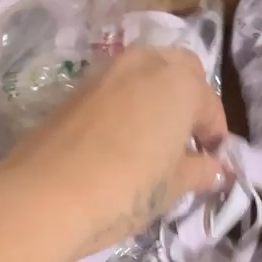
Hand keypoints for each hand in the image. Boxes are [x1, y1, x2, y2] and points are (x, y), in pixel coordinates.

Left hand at [0, 46, 229, 256]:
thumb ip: (199, 173)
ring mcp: (105, 74)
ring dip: (153, 104)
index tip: (212, 162)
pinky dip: (124, 112)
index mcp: (179, 83)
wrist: (46, 197)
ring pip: (142, 79)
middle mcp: (144, 64)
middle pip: (178, 73)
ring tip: (151, 148)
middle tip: (184, 145)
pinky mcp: (74, 93)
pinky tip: (118, 149)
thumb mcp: (171, 189)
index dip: (215, 136)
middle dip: (187, 103)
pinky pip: (113, 96)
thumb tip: (215, 169)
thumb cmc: (125, 191)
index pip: (210, 105)